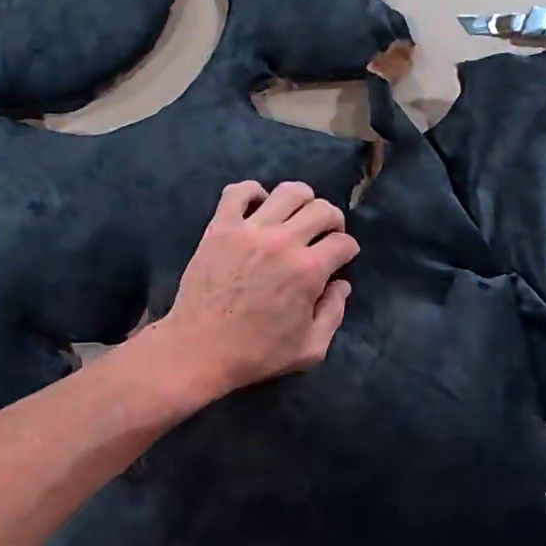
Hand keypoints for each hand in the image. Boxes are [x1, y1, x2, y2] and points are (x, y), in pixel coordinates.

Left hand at [150, 181, 359, 397]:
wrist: (197, 350)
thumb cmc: (256, 354)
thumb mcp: (310, 348)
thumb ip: (334, 313)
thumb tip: (341, 285)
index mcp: (309, 270)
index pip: (344, 243)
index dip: (348, 251)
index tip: (341, 259)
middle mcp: (284, 242)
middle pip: (323, 209)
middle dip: (333, 221)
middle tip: (325, 235)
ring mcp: (250, 230)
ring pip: (289, 192)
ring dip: (303, 200)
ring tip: (297, 215)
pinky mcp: (221, 227)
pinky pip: (239, 191)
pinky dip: (253, 192)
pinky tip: (259, 208)